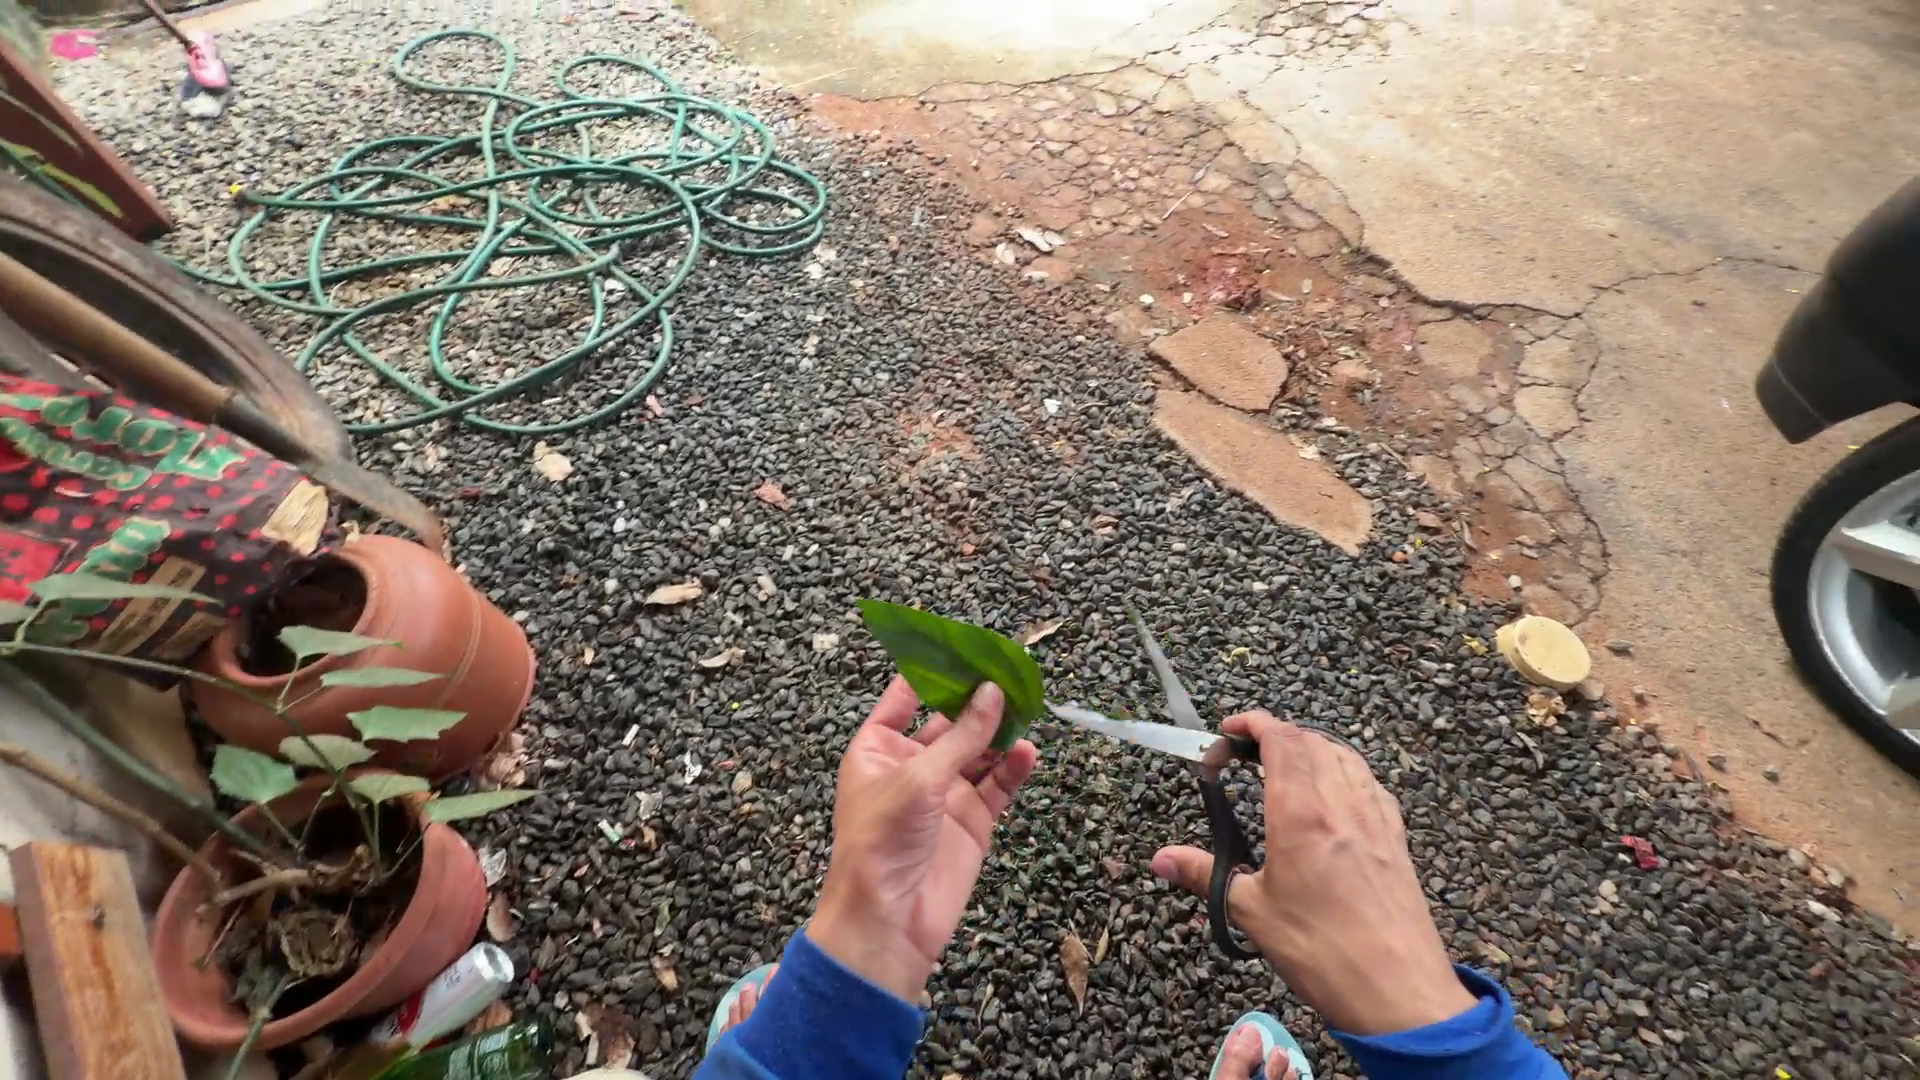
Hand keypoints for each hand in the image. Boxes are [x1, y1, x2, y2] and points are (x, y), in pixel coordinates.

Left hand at [809, 677, 1039, 999]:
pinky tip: (1027, 751)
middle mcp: (912, 763)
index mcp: (879, 747)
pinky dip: (1013, 767)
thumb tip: (993, 691)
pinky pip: (997, 784)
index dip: (933, 669)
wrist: (889, 924)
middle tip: (1010, 669)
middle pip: (950, 718)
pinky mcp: (972, 819)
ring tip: (1027, 706)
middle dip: (978, 697)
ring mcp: (944, 791)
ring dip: (1000, 730)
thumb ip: (960, 736)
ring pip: (979, 748)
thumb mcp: (917, 779)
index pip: (906, 695)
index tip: (964, 643)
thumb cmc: (881, 842)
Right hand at [1152, 712, 1476, 1035]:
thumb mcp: (1252, 912)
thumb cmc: (1324, 953)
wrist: (1403, 998)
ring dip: (1309, 746)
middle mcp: (1340, 804)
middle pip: (1309, 739)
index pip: (1280, 739)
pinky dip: (1343, 768)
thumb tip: (1161, 859)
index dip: (1252, 724)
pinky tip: (1332, 791)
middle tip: (1245, 751)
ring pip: (1342, 754)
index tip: (1227, 732)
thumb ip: (1204, 874)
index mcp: (1301, 814)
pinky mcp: (1395, 839)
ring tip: (1284, 763)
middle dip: (1274, 733)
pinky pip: (1369, 781)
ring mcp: (1374, 818)